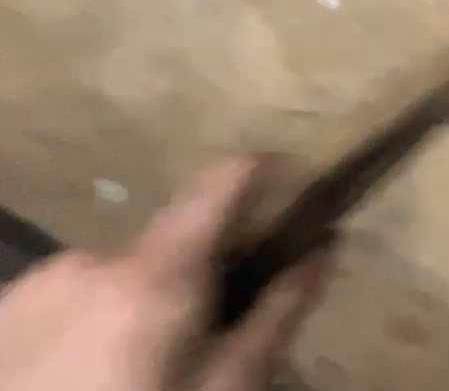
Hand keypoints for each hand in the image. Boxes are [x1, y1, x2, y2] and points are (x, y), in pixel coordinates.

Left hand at [0, 158, 329, 390]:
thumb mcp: (228, 383)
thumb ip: (282, 307)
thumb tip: (330, 243)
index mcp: (156, 270)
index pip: (227, 177)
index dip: (273, 169)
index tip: (301, 184)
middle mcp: (90, 261)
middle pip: (177, 237)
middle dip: (204, 268)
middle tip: (211, 325)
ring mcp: (29, 289)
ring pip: (123, 268)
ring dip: (146, 294)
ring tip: (143, 358)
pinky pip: (71, 294)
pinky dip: (94, 316)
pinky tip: (88, 369)